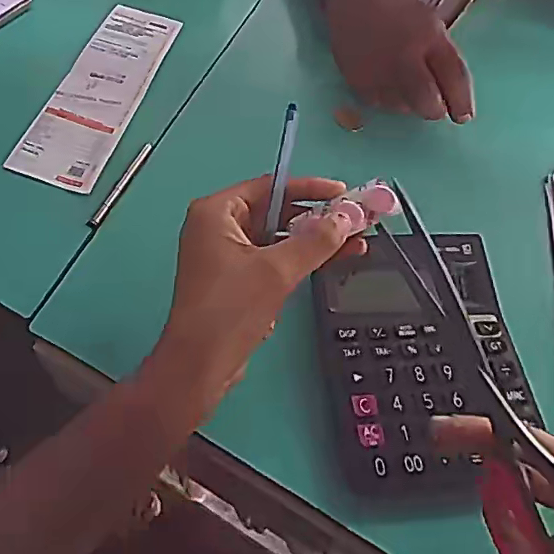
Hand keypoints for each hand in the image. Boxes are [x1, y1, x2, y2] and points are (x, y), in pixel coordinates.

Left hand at [152, 175, 368, 397]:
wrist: (199, 367)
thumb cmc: (229, 310)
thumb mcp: (276, 271)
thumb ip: (315, 240)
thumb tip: (346, 217)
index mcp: (216, 212)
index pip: (269, 186)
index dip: (308, 188)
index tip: (342, 191)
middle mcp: (217, 226)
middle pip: (275, 210)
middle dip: (316, 217)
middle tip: (353, 219)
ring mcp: (224, 253)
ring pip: (277, 236)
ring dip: (312, 240)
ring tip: (354, 241)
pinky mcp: (235, 278)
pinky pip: (273, 257)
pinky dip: (299, 258)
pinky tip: (333, 259)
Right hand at [323, 0, 473, 121]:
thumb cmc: (398, 8)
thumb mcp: (431, 25)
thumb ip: (444, 57)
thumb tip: (451, 95)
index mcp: (430, 39)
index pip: (453, 79)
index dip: (461, 103)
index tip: (463, 116)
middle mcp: (405, 59)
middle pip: (428, 104)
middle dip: (434, 109)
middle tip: (434, 105)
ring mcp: (379, 73)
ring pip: (403, 108)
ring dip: (410, 103)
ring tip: (404, 82)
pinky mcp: (357, 81)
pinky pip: (380, 104)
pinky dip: (388, 99)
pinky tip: (385, 80)